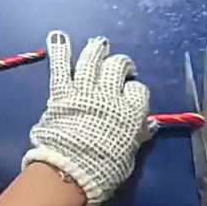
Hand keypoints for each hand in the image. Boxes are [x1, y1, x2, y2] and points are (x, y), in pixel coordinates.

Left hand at [22, 31, 153, 205]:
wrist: (69, 170)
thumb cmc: (103, 168)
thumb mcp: (129, 154)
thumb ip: (137, 135)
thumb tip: (148, 124)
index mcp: (131, 111)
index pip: (138, 90)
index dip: (134, 91)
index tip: (130, 95)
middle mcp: (109, 95)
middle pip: (117, 68)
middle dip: (120, 65)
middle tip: (118, 68)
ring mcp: (83, 91)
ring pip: (92, 61)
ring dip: (96, 50)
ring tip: (99, 45)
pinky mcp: (61, 93)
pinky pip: (61, 67)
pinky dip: (59, 50)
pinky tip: (58, 35)